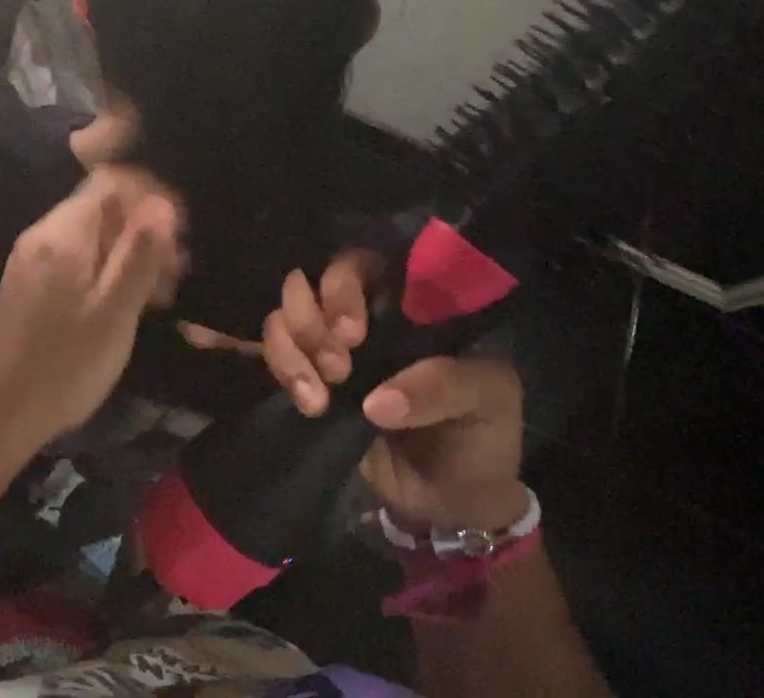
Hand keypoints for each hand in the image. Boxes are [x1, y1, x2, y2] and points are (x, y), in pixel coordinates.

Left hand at [0, 165, 184, 452]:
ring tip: (163, 292)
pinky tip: (128, 303)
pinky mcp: (30, 286)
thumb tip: (163, 202)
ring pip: (92, 237)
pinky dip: (107, 271)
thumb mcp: (115, 312)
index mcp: (61, 235)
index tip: (182, 230)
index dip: (150, 195)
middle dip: (144, 229)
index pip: (110, 182)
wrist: (2, 413)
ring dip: (129, 254)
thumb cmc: (66, 365)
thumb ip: (139, 254)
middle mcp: (41, 237)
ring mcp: (32, 261)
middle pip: (101, 208)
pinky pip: (76, 260)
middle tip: (179, 270)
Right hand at [260, 252, 525, 530]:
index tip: (352, 331)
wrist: (450, 500)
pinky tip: (310, 405)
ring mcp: (333, 344)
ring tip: (319, 393)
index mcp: (412, 303)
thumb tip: (374, 402)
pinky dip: (284, 371)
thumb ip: (440, 388)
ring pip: (286, 313)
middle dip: (312, 318)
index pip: (367, 262)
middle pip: (314, 280)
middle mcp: (368, 313)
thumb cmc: (480, 435)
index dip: (345, 284)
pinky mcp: (309, 376)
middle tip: (338, 366)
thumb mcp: (485, 402)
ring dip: (293, 347)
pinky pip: (278, 352)